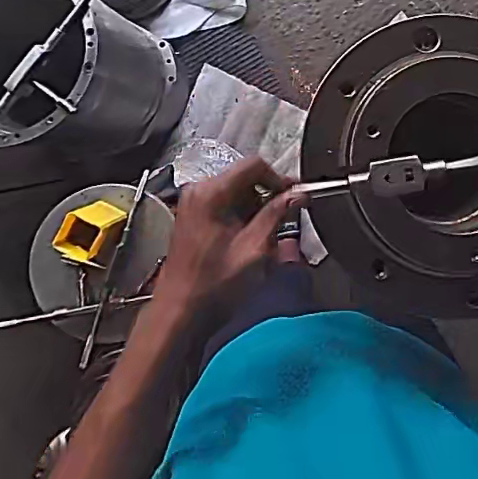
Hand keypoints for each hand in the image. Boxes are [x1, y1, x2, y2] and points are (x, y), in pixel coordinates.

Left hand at [156, 157, 301, 322]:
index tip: (293, 197)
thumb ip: (277, 215)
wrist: (180, 313)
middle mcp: (198, 192)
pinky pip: (225, 205)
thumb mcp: (254, 249)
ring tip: (265, 238)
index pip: (254, 165)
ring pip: (237, 192)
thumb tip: (296, 195)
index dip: (279, 179)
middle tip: (284, 220)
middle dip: (268, 197)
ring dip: (256, 210)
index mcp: (211, 193)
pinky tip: (248, 241)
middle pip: (245, 178)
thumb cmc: (214, 286)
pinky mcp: (193, 218)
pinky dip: (241, 218)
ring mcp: (193, 204)